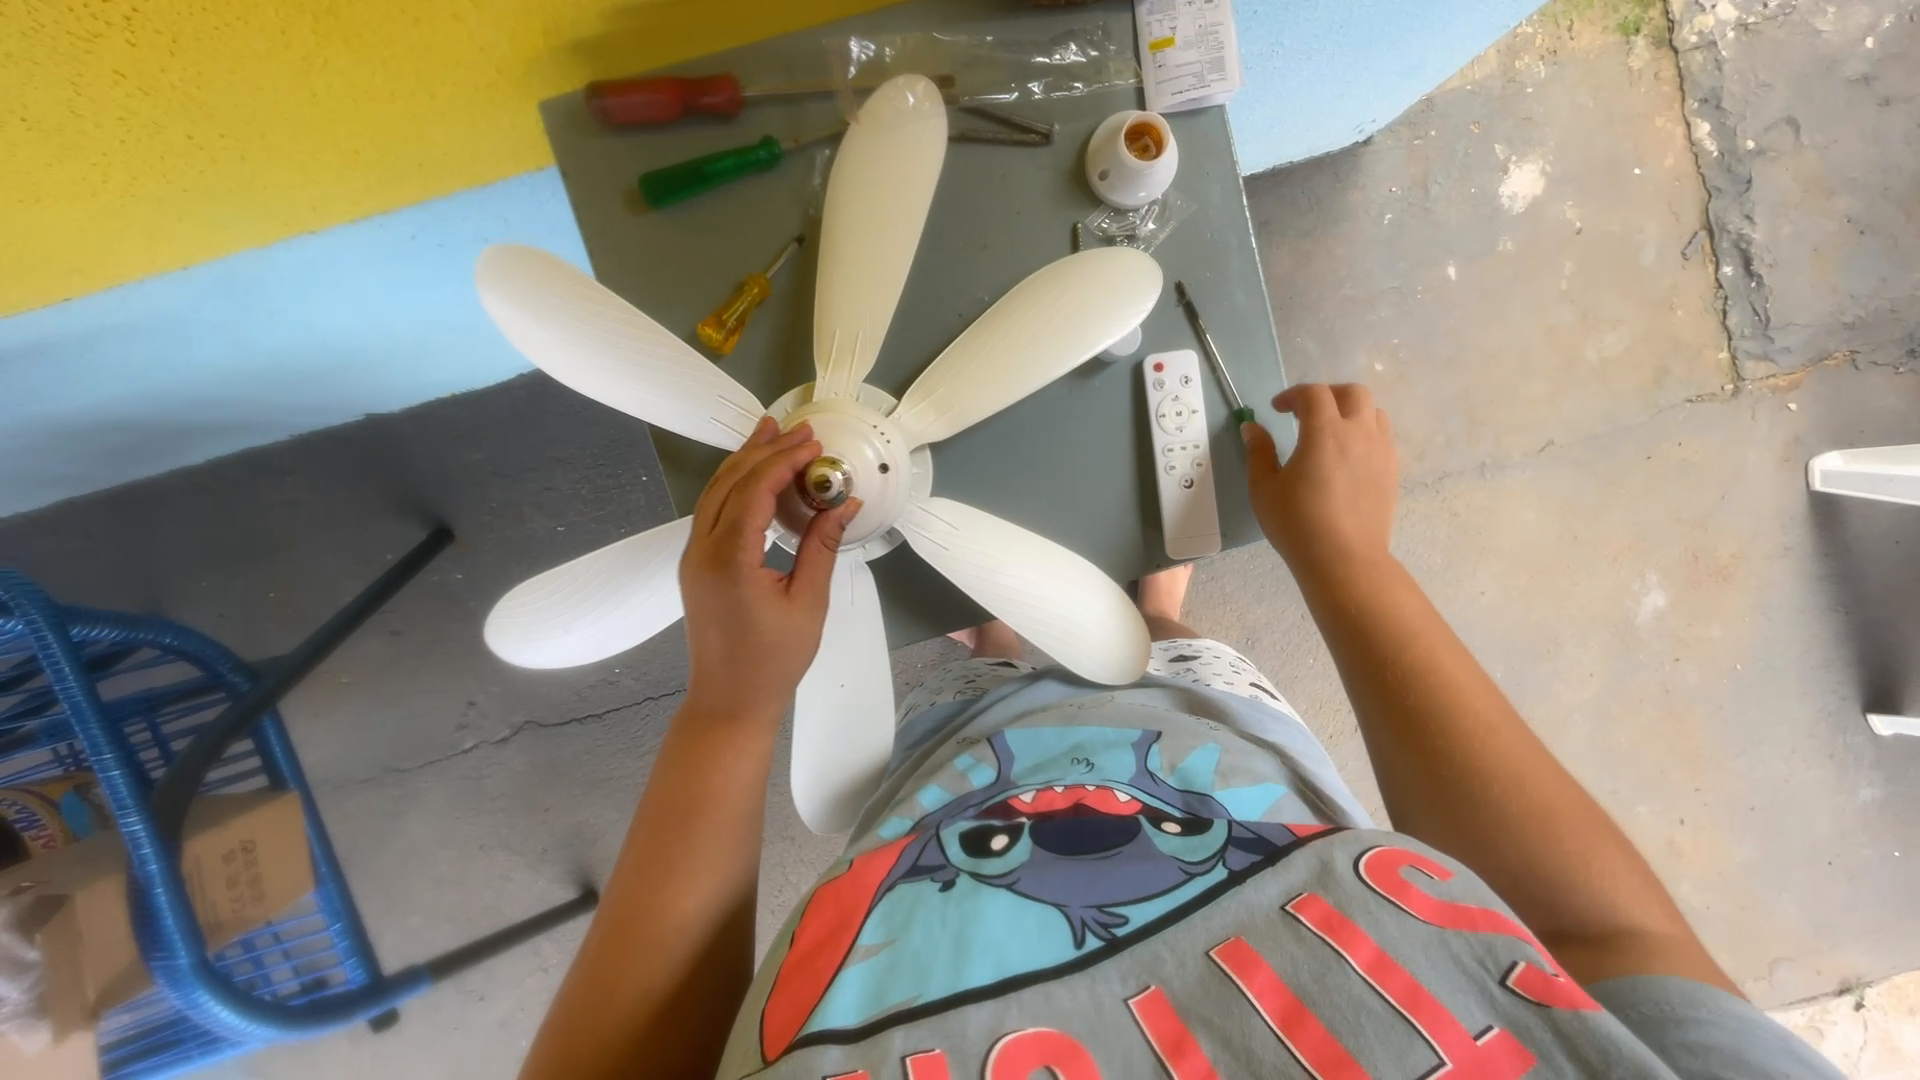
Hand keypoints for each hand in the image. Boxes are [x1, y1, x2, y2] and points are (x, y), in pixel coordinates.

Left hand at [679, 416, 859, 720]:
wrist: (730, 700)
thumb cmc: (775, 660)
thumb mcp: (809, 602)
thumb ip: (822, 546)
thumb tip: (844, 503)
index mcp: (730, 559)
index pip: (754, 491)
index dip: (784, 462)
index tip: (814, 445)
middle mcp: (702, 550)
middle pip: (729, 482)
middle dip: (763, 450)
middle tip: (797, 427)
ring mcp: (693, 556)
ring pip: (714, 493)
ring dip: (743, 461)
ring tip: (769, 432)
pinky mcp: (695, 565)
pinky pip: (711, 511)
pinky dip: (733, 486)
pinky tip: (752, 475)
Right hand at [1242, 383, 1398, 582]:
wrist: (1343, 559)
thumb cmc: (1297, 524)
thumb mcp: (1264, 488)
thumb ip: (1259, 452)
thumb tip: (1252, 427)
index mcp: (1325, 432)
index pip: (1313, 394)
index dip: (1292, 395)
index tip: (1276, 410)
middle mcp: (1359, 433)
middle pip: (1352, 392)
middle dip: (1327, 394)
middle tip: (1305, 413)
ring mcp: (1381, 451)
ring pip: (1373, 411)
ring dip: (1349, 411)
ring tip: (1329, 431)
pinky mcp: (1392, 469)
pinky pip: (1382, 436)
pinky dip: (1363, 432)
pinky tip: (1346, 455)